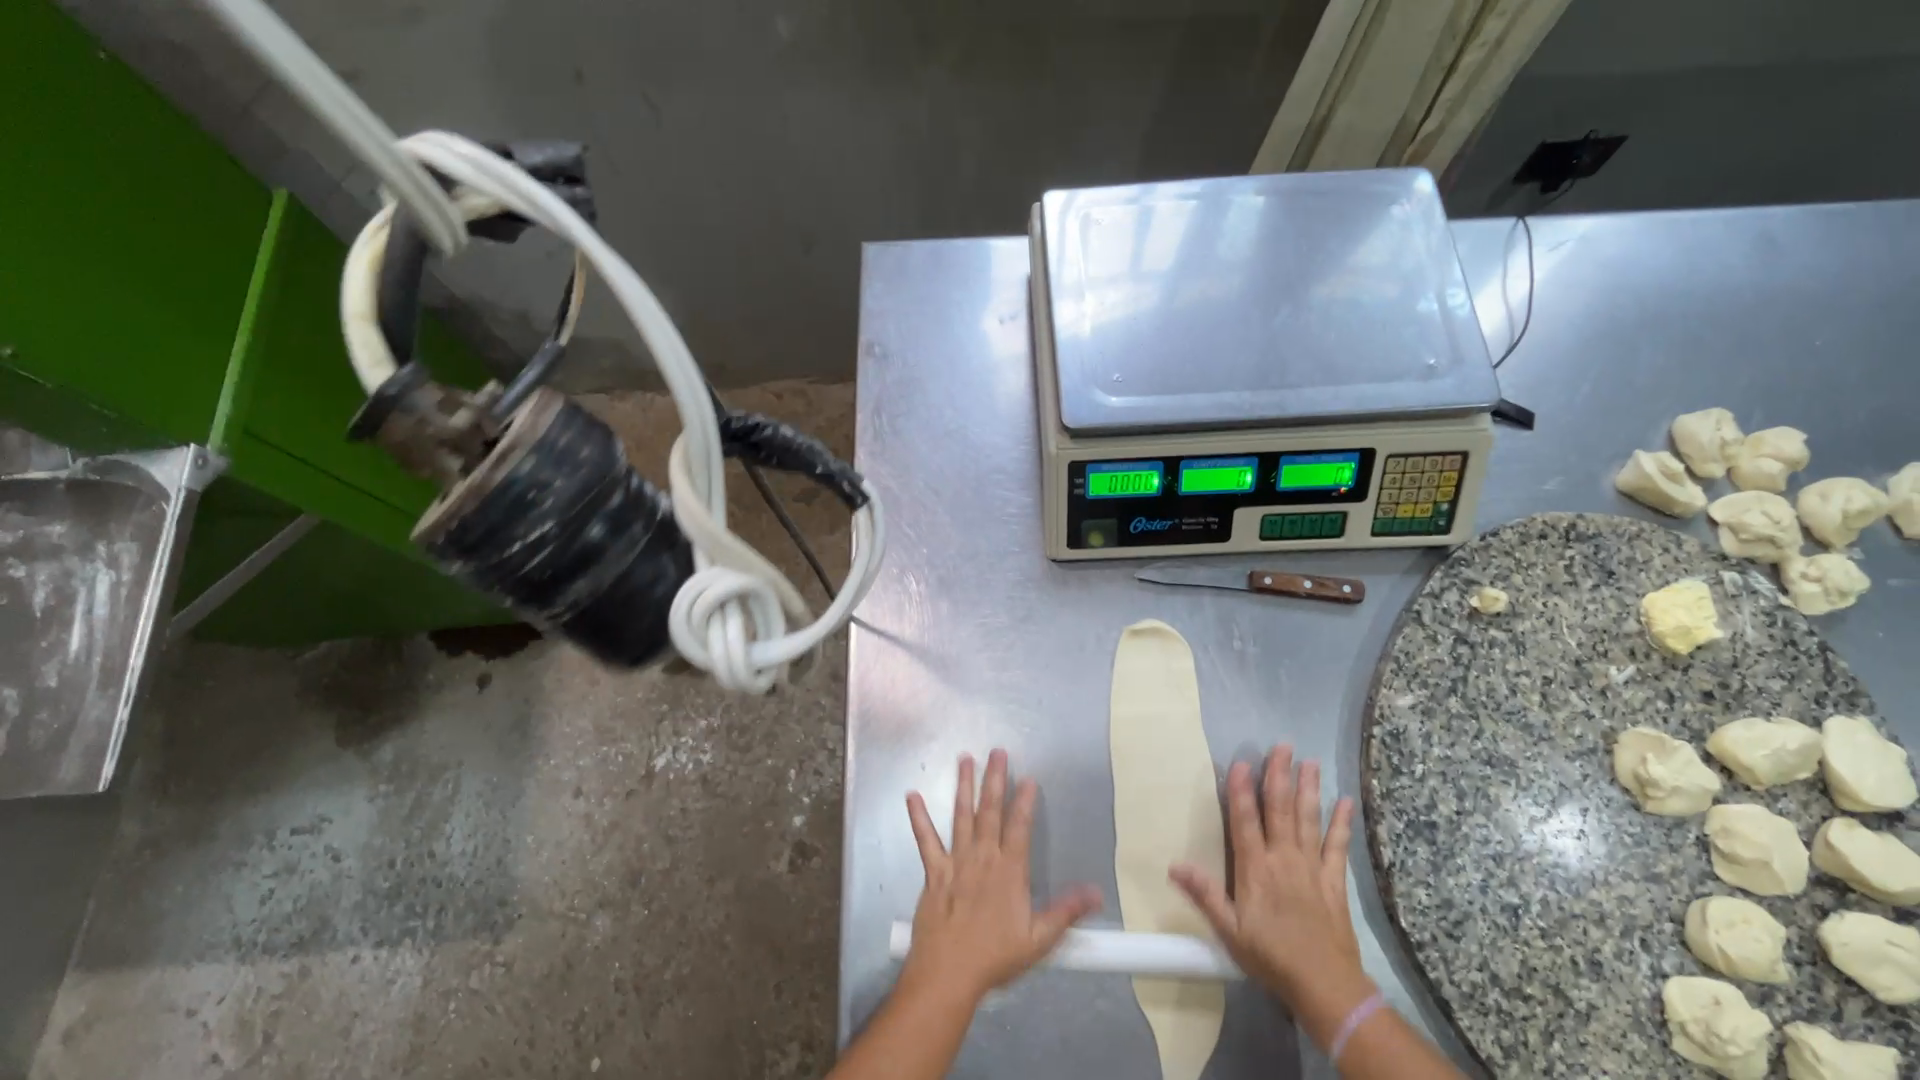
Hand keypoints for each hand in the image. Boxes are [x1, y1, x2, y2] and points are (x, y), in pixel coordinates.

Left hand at [902, 749, 1102, 1001]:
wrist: (949, 972)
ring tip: (965, 759)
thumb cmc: (996, 957)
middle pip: (990, 812)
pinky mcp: (933, 873)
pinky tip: (912, 796)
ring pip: (961, 817)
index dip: (1025, 802)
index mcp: (1010, 871)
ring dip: (963, 787)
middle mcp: (983, 859)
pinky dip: (918, 818)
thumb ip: (1066, 911)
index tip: (1029, 778)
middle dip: (995, 780)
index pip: (1020, 828)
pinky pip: (925, 840)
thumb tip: (1096, 892)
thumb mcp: (1039, 938)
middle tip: (997, 751)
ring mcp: (956, 863)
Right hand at [1169, 747, 1362, 1001]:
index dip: (1241, 791)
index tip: (1240, 762)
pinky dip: (1341, 824)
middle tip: (1282, 746)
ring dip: (1308, 789)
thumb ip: (1204, 894)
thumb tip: (1173, 865)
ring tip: (1308, 762)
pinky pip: (1337, 846)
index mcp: (1255, 869)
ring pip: (1308, 819)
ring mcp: (1311, 868)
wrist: (1323, 983)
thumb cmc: (1270, 956)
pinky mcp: (1333, 881)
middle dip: (1278, 776)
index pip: (1245, 822)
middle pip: (1280, 810)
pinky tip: (1345, 802)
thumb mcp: (1229, 930)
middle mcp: (1283, 859)